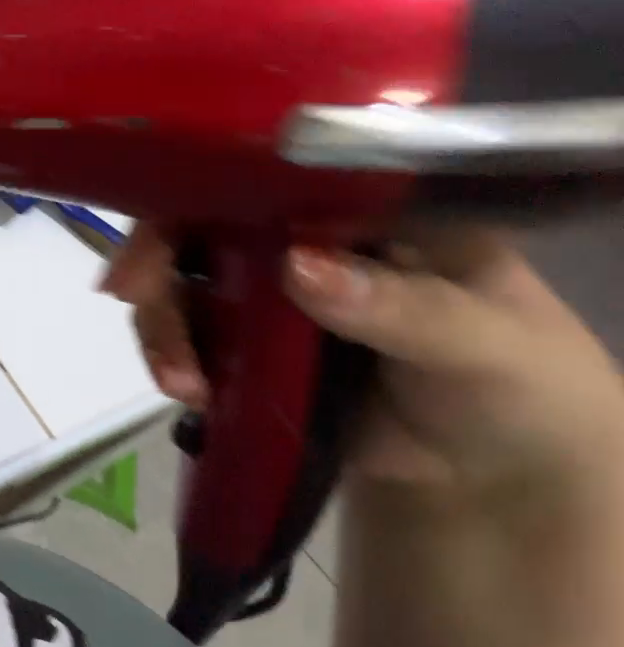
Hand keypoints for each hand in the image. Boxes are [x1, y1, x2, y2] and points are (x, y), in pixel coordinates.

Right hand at [102, 224, 623, 493]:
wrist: (493, 476)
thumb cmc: (517, 385)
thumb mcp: (486, 342)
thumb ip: (403, 306)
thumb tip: (298, 265)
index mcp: (356, 204)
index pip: (265, 169)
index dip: (203, 180)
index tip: (163, 219)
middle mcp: (293, 231)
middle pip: (197, 221)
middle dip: (153, 257)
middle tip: (129, 293)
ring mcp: (258, 286)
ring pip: (177, 279)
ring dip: (161, 324)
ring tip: (180, 384)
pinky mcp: (237, 340)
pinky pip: (182, 333)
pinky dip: (171, 357)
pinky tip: (186, 392)